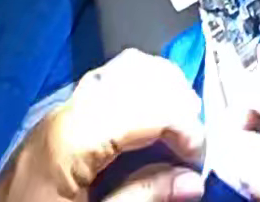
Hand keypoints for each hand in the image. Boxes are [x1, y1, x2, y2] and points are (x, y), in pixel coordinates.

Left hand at [0, 49, 206, 201]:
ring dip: (162, 91)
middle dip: (177, 105)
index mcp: (72, 139)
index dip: (185, 127)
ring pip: (127, 69)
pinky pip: (111, 82)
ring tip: (177, 132)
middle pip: (142, 76)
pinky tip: (150, 123)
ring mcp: (61, 110)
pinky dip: (140, 91)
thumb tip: (193, 182)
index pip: (148, 107)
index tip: (200, 163)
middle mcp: (68, 110)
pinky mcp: (59, 119)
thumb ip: (141, 200)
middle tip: (192, 150)